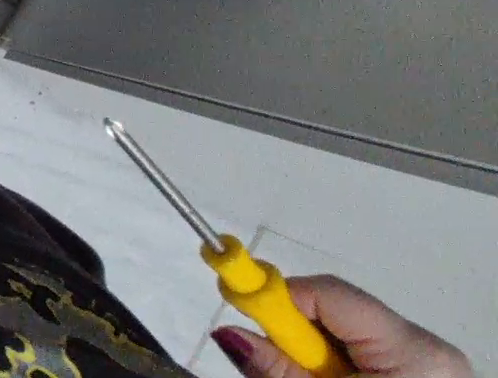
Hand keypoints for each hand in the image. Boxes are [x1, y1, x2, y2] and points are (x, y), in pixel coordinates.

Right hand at [212, 276, 472, 377]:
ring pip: (347, 326)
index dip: (279, 298)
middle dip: (296, 328)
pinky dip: (341, 358)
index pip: (325, 290)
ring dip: (317, 345)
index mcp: (412, 349)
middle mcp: (428, 345)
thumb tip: (226, 333)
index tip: (247, 316)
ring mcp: (434, 359)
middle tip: (283, 361)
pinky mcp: (432, 371)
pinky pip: (368, 344)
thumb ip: (277, 369)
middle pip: (334, 307)